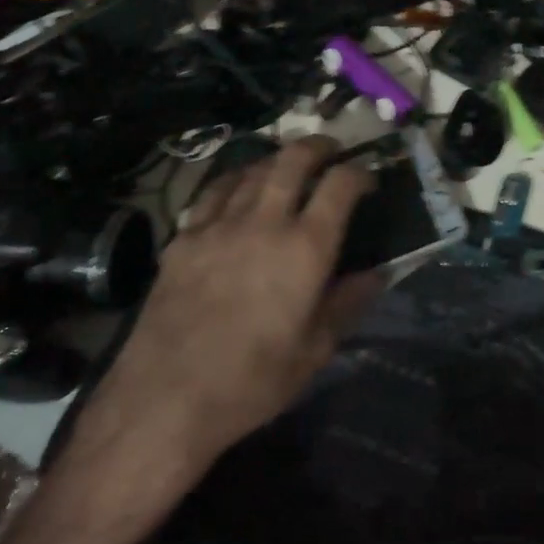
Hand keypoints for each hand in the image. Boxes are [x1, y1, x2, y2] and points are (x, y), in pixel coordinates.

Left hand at [76, 135, 380, 463]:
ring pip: (253, 169)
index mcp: (305, 248)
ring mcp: (219, 225)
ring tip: (287, 167)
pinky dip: (235, 180)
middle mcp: (264, 222)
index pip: (340, 185)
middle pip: (293, 159)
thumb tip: (377, 274)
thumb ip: (347, 304)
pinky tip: (238, 188)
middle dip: (318, 146)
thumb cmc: (252, 382)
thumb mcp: (314, 351)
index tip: (367, 177)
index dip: (359, 172)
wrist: (167, 397)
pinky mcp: (184, 236)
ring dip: (277, 160)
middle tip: (330, 151)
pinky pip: (214, 191)